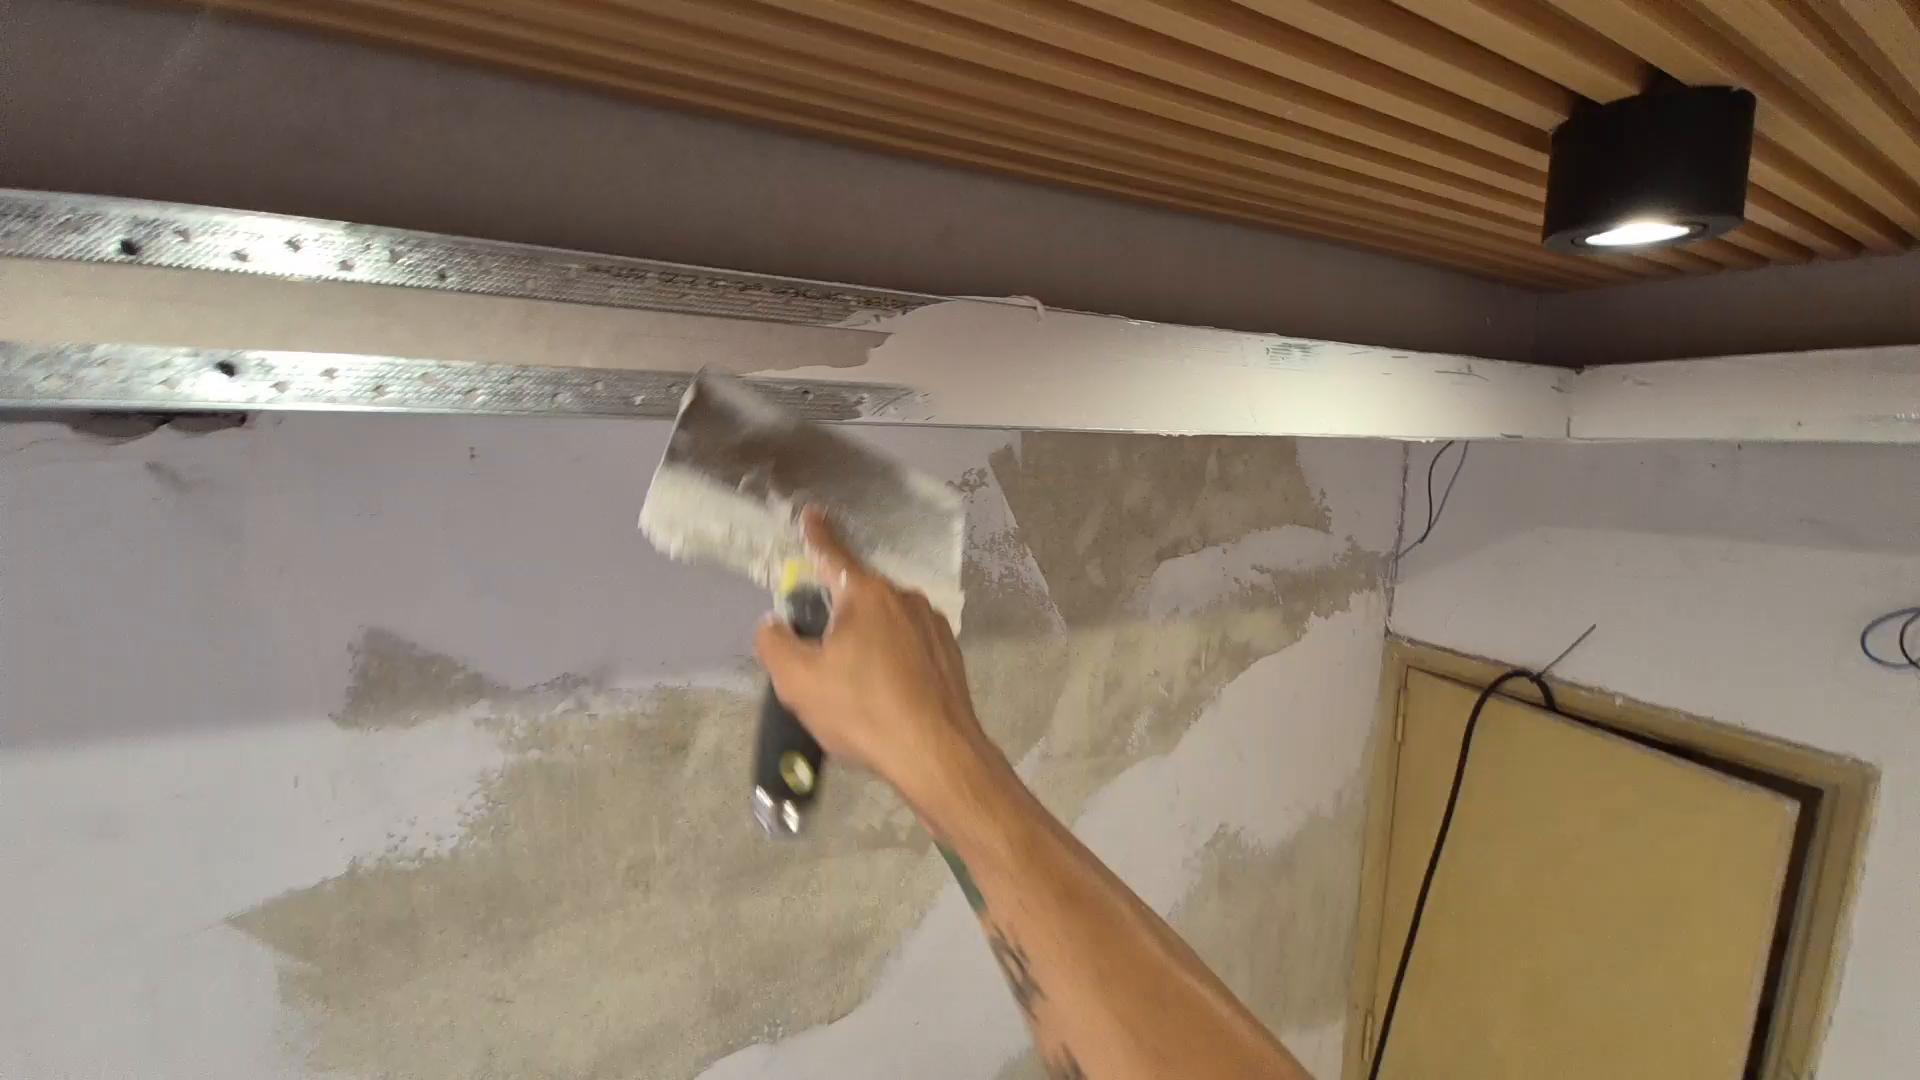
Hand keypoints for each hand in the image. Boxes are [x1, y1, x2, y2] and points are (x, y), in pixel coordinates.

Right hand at [754, 506, 994, 808]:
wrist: (937, 753)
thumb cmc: (864, 712)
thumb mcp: (799, 683)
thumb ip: (775, 645)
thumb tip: (774, 625)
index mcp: (867, 595)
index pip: (833, 555)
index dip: (817, 535)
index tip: (812, 514)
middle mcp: (904, 598)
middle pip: (858, 596)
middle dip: (836, 615)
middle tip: (820, 656)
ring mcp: (933, 624)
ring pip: (885, 622)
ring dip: (865, 640)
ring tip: (855, 686)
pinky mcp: (949, 652)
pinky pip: (908, 644)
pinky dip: (891, 657)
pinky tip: (886, 692)